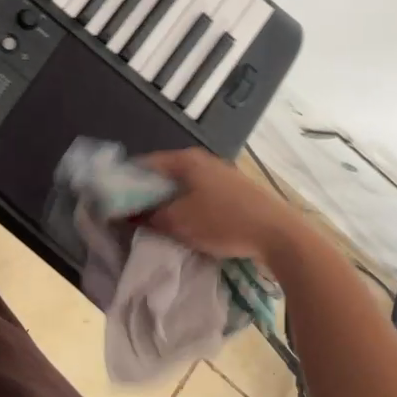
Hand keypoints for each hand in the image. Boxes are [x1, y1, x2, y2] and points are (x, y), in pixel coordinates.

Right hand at [138, 148, 295, 259]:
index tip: (117, 203)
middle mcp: (203, 160)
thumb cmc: (223, 222)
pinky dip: (192, 207)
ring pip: (186, 186)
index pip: (145, 164)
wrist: (280, 236)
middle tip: (137, 217)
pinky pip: (203, 195)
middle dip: (151, 195)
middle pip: (166, 175)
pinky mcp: (238, 191)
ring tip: (163, 225)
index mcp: (185, 160)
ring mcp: (223, 174)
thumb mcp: (178, 222)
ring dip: (172, 203)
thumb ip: (148, 216)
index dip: (128, 183)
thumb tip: (125, 213)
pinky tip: (192, 226)